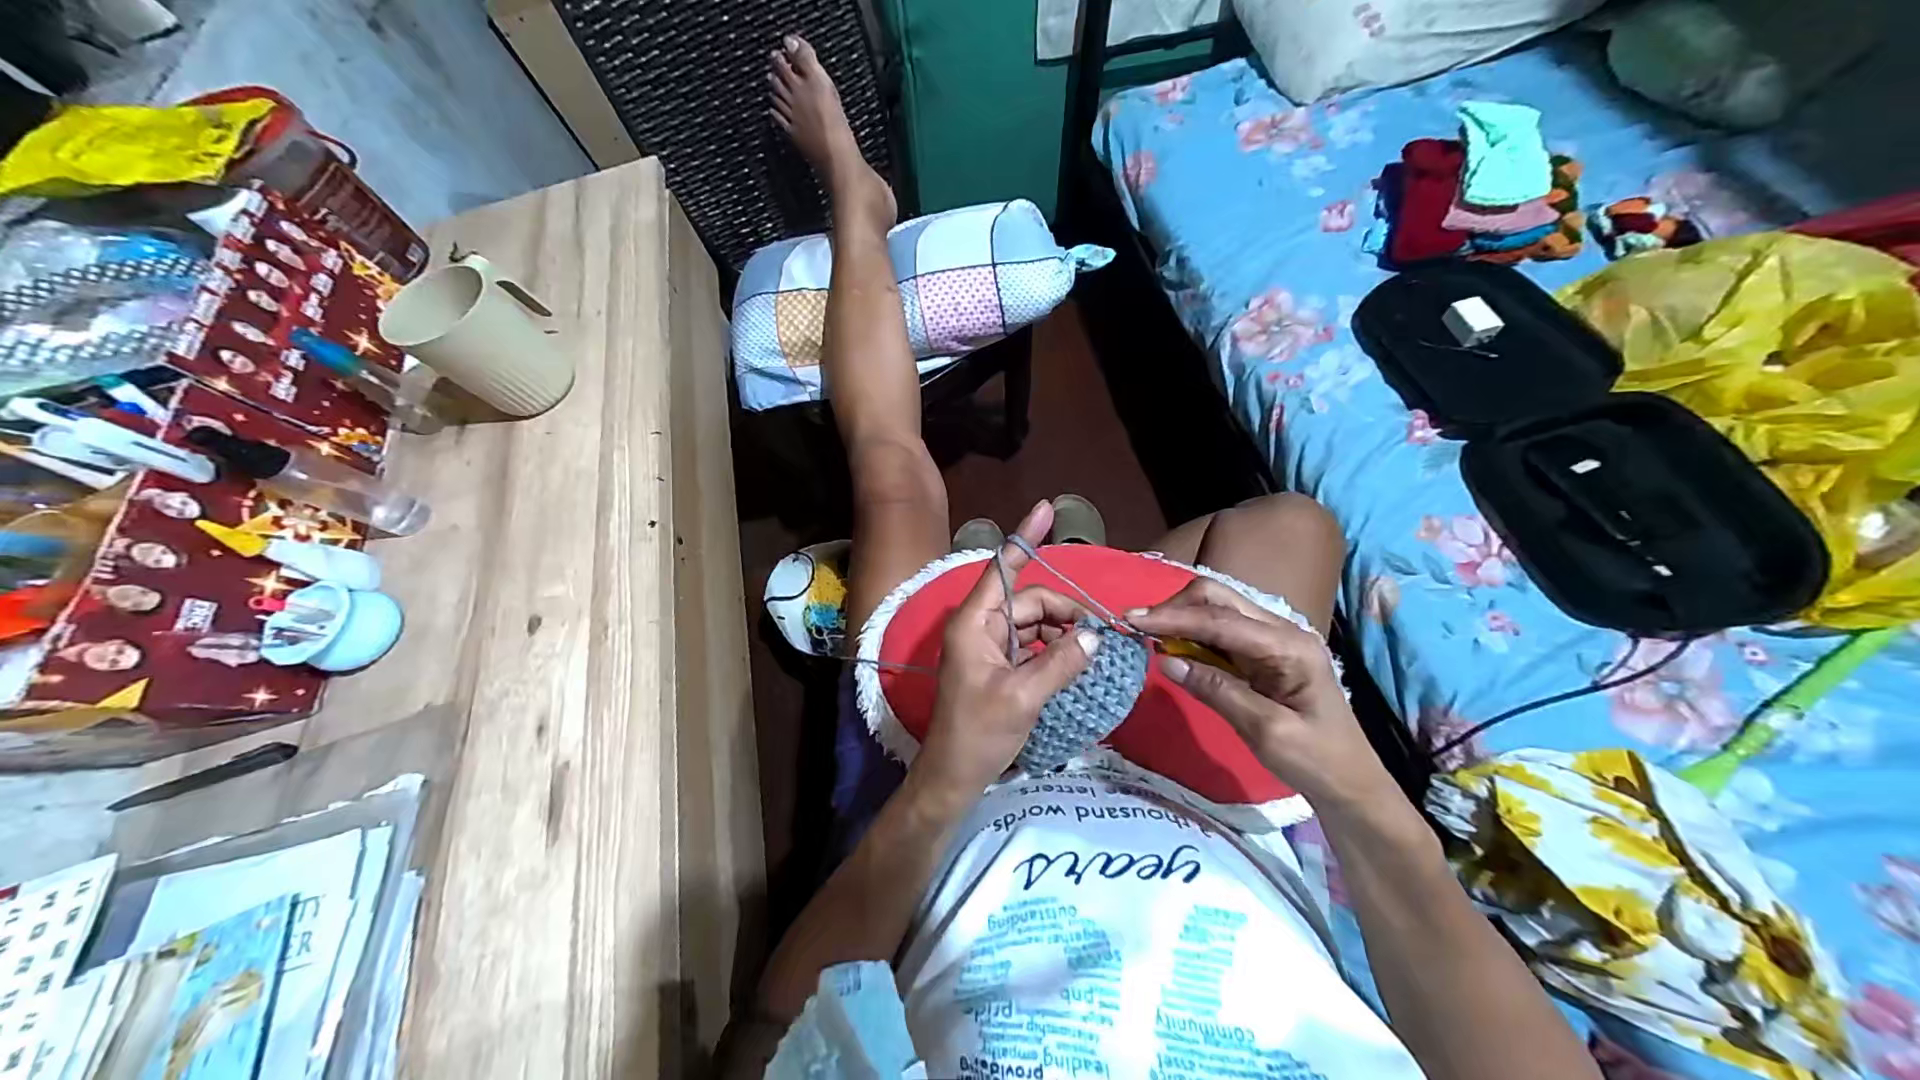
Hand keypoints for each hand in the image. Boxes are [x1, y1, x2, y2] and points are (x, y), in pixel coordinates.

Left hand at [914, 501, 1099, 805]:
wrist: (954, 775)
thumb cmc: (978, 733)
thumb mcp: (1023, 697)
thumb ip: (1060, 662)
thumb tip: (1093, 638)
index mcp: (975, 622)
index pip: (1002, 568)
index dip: (1025, 538)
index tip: (1046, 509)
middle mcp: (980, 626)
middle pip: (1027, 600)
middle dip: (1062, 609)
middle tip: (1097, 633)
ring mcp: (987, 646)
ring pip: (1032, 622)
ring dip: (1060, 631)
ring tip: (1090, 649)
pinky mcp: (997, 666)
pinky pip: (1030, 644)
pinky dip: (1052, 648)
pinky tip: (1074, 661)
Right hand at [1128, 578, 1392, 808]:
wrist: (1351, 783)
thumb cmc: (1315, 760)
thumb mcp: (1265, 731)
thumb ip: (1216, 690)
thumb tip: (1166, 660)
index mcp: (1289, 646)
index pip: (1219, 620)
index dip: (1173, 617)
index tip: (1132, 620)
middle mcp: (1282, 631)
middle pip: (1218, 598)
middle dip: (1175, 608)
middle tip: (1137, 627)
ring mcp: (1274, 639)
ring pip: (1217, 608)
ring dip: (1181, 617)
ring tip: (1147, 634)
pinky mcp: (1264, 652)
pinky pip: (1221, 630)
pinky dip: (1193, 632)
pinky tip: (1173, 645)